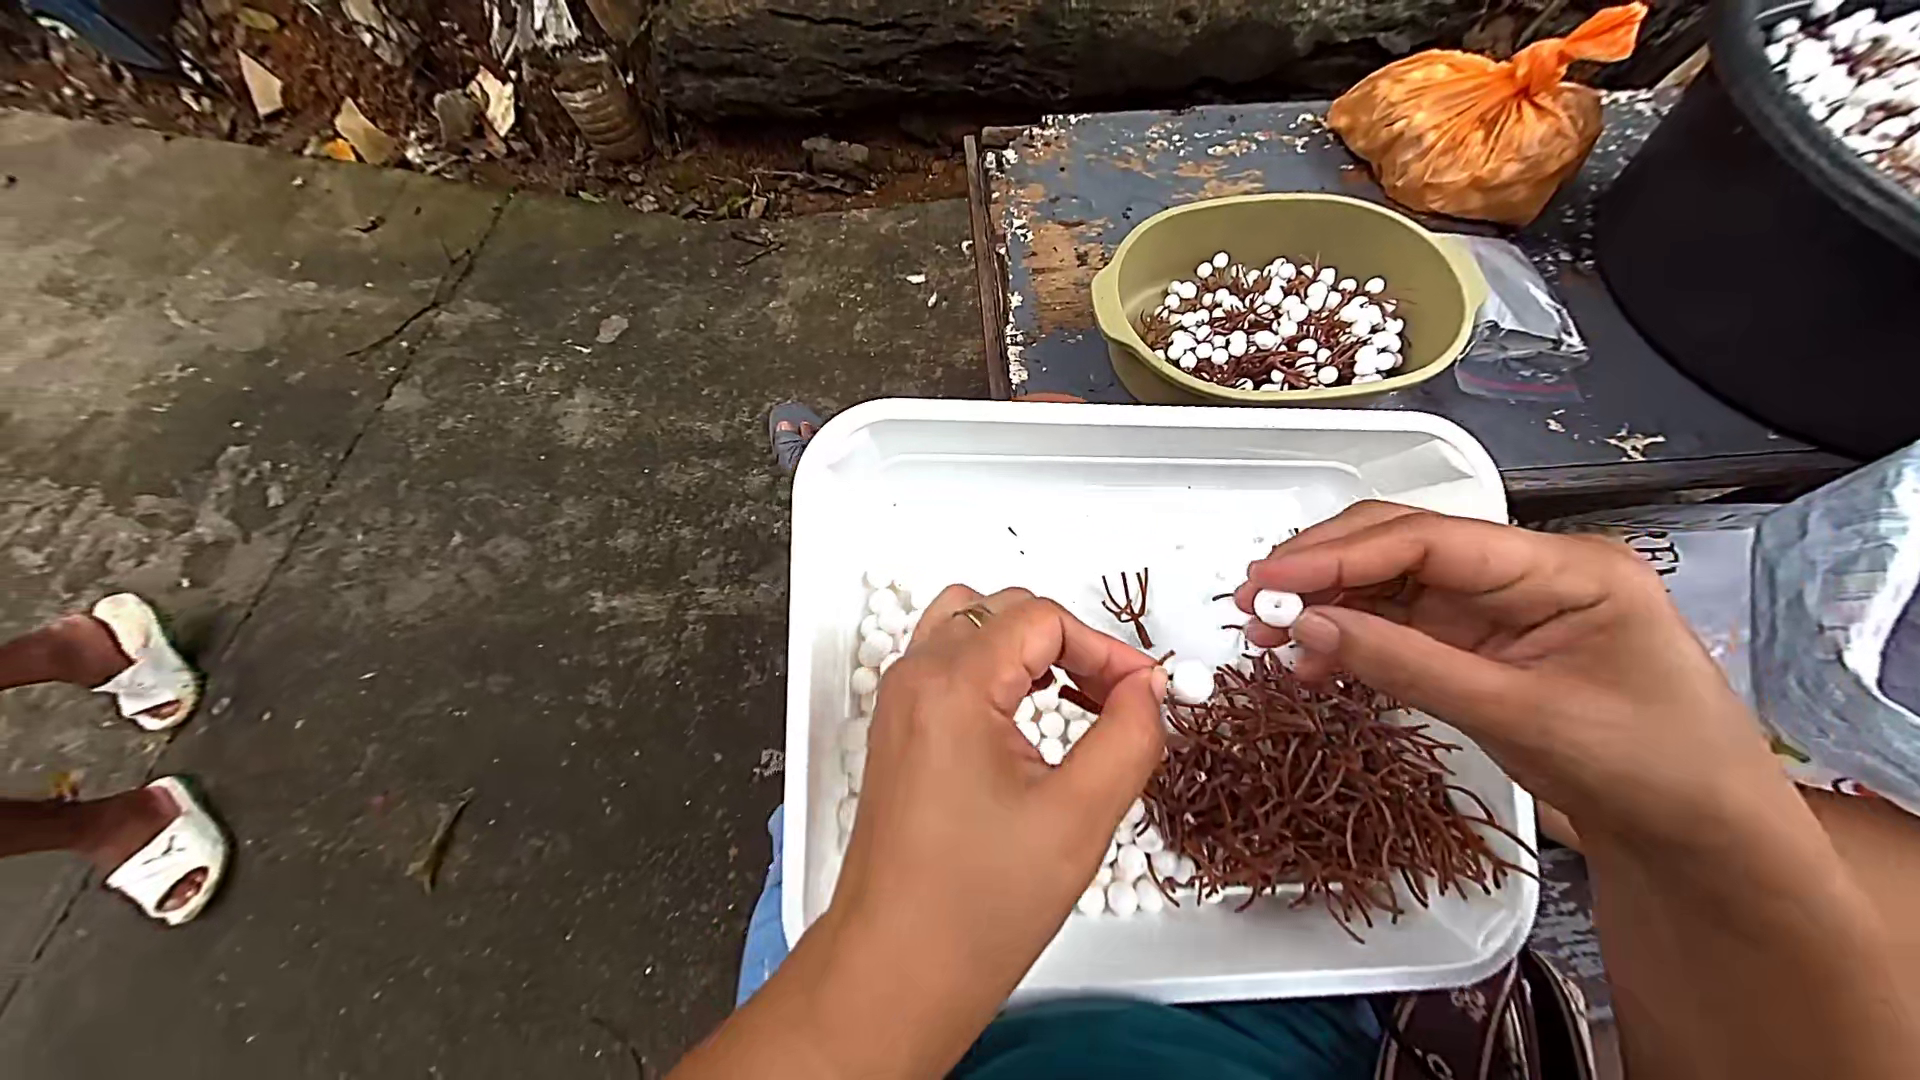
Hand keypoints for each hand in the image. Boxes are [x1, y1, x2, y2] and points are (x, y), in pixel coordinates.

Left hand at [821, 586, 1164, 1065]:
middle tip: (1114, 691)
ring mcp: (901, 698)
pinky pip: (951, 657)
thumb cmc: (968, 909)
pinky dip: (998, 663)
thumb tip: (1145, 690)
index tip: (1141, 687)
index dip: (1105, 647)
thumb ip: (1129, 736)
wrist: (895, 968)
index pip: (1043, 619)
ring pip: (974, 622)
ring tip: (1073, 689)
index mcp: (951, 686)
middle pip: (1007, 610)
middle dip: (1071, 641)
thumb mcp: (1078, 818)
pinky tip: (1031, 706)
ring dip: (1029, 643)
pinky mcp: (900, 722)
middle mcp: (916, 678)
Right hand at [1234, 501, 1788, 844]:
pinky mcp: (1464, 634)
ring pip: (1379, 581)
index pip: (1425, 540)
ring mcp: (1486, 602)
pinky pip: (1386, 621)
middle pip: (1393, 544)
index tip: (1270, 579)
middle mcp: (1515, 570)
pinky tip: (1310, 658)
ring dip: (1319, 603)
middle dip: (1317, 569)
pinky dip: (1341, 637)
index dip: (1337, 555)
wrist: (1697, 836)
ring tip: (1269, 634)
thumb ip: (1403, 663)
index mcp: (1560, 567)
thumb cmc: (1648, 770)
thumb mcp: (1518, 715)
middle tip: (1255, 600)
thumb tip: (1306, 626)